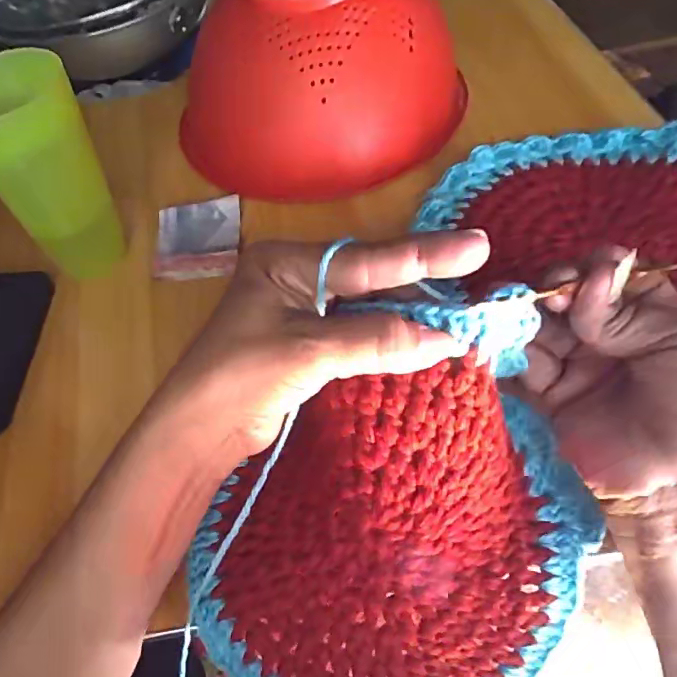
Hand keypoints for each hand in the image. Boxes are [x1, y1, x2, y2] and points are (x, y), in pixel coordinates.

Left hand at [146, 231, 490, 469]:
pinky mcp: (300, 348)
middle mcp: (289, 280)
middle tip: (478, 283)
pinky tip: (420, 343)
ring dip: (406, 317)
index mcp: (282, 264)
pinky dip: (384, 341)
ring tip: (461, 316)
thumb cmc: (240, 378)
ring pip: (362, 309)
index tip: (476, 247)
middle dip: (419, 287)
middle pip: (366, 280)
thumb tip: (444, 339)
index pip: (363, 259)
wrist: (198, 429)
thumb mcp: (308, 352)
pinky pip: (353, 337)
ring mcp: (294, 314)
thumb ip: (376, 340)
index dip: (421, 256)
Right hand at [514, 247, 676, 510]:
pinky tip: (492, 343)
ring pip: (538, 333)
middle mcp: (611, 342)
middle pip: (568, 303)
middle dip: (552, 294)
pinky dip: (501, 357)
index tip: (583, 278)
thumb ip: (631, 310)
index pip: (613, 280)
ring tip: (508, 316)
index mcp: (656, 320)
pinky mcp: (546, 403)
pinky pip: (517, 373)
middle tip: (546, 299)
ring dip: (521, 321)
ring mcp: (576, 373)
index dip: (593, 272)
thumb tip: (586, 280)